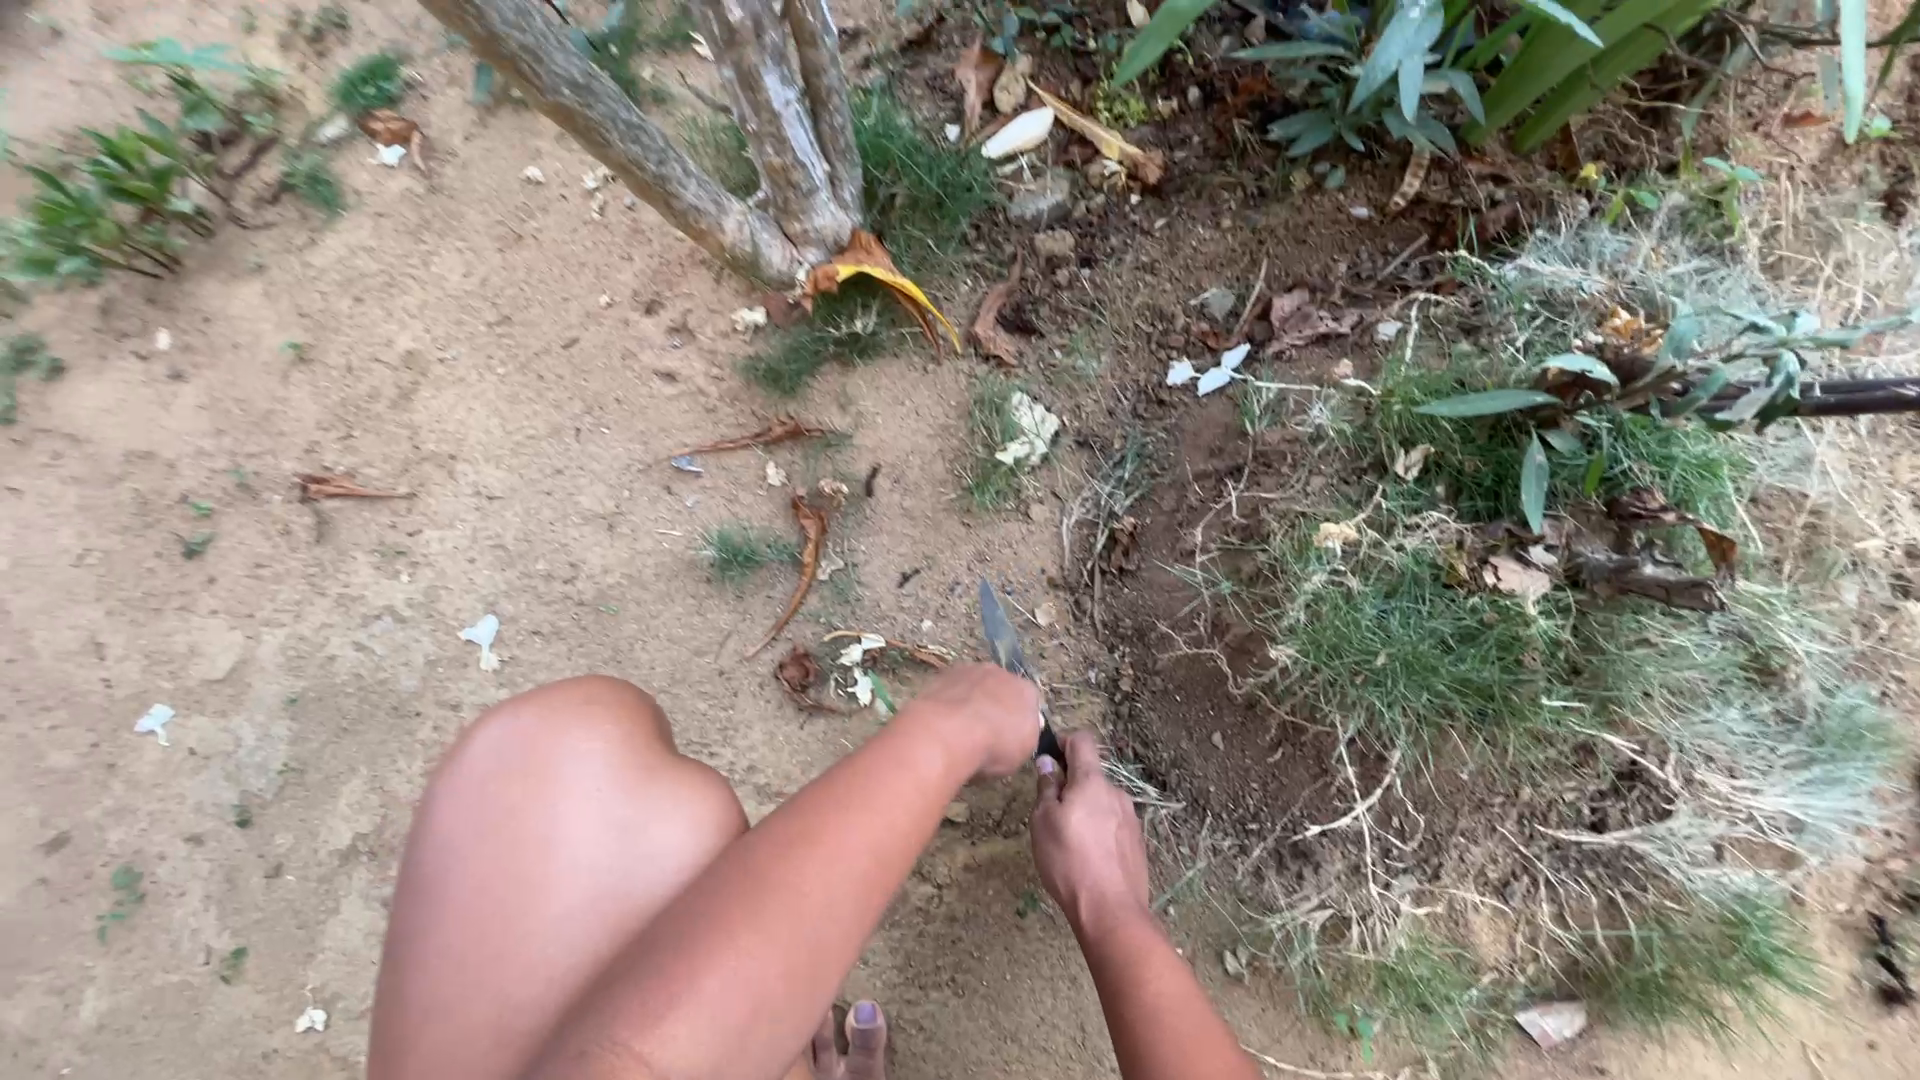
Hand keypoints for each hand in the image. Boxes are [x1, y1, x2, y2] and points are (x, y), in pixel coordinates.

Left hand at [900, 663, 1041, 779]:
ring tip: (959, 728)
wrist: (951, 731)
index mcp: (1026, 691)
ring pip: (975, 686)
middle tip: (984, 732)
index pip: (1028, 703)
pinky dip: (950, 700)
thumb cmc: (995, 745)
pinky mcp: (944, 674)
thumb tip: (1020, 729)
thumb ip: (1026, 734)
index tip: (1009, 738)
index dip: (1019, 721)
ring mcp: (971, 670)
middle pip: (1001, 689)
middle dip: (995, 706)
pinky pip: (952, 688)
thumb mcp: (1023, 752)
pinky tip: (942, 720)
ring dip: (971, 701)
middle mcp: (1001, 673)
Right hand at [1031, 730, 1150, 933]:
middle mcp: (1116, 793)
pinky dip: (1098, 830)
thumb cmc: (1068, 860)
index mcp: (1093, 781)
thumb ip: (1047, 787)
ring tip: (1068, 842)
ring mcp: (1130, 818)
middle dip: (1070, 785)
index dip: (1063, 742)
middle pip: (1090, 774)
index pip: (1083, 740)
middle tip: (1050, 814)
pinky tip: (1088, 858)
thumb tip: (1049, 763)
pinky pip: (1112, 823)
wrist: (1111, 910)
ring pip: (1101, 801)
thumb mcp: (1043, 821)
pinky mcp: (1136, 842)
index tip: (1049, 761)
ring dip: (1085, 810)